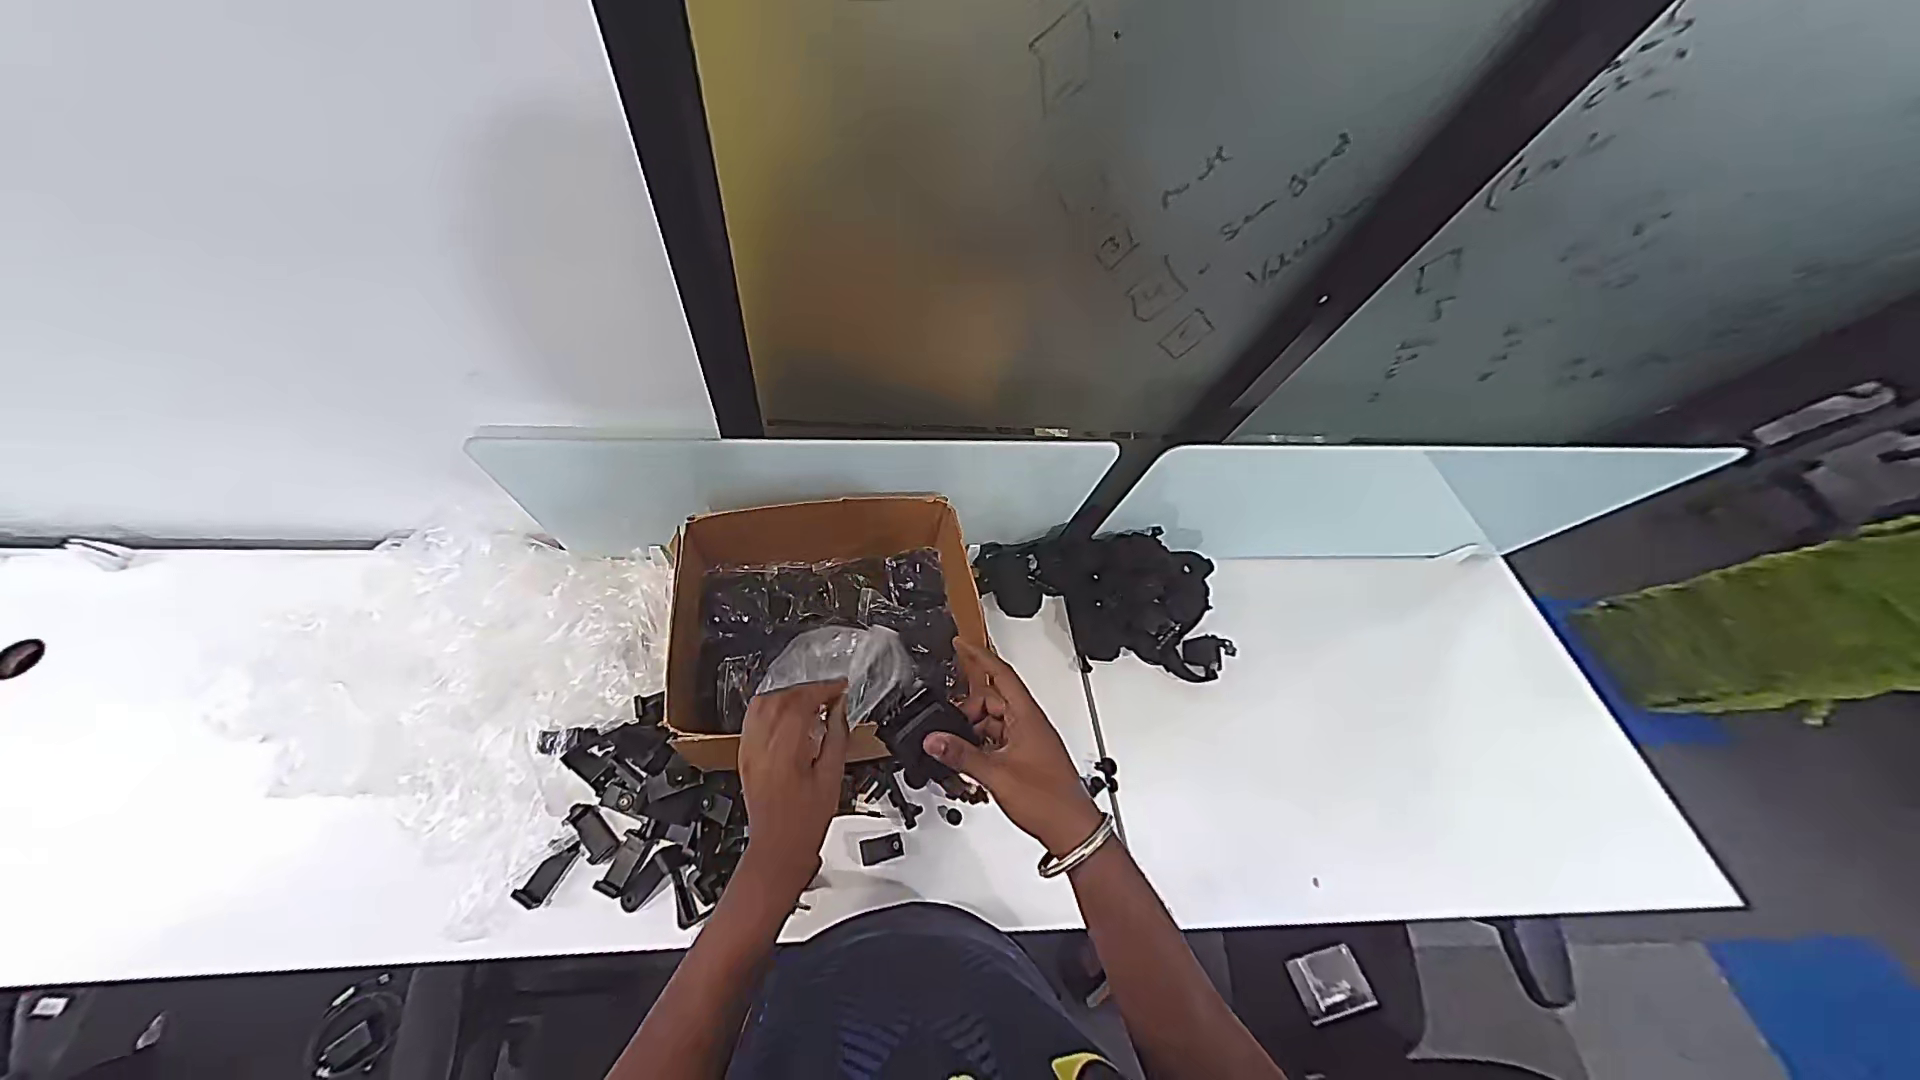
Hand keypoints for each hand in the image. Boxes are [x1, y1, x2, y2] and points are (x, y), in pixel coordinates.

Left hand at [737, 680, 848, 896]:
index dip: (824, 689)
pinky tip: (788, 714)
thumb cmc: (805, 821)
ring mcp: (749, 749)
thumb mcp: (833, 776)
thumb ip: (837, 736)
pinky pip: (753, 717)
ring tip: (811, 701)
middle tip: (830, 694)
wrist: (778, 847)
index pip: (801, 702)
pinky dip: (772, 707)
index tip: (840, 687)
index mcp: (785, 750)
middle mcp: (762, 746)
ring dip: (789, 695)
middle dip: (809, 690)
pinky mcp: (745, 754)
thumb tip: (840, 710)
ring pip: (763, 703)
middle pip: (781, 698)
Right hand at [923, 638, 1104, 857]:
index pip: (1001, 674)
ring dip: (974, 733)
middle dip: (967, 711)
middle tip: (948, 727)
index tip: (962, 644)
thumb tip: (936, 741)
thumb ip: (961, 756)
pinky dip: (983, 747)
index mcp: (1027, 716)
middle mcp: (1029, 723)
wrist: (1071, 829)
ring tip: (959, 752)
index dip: (979, 656)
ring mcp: (1029, 740)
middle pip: (992, 700)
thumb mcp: (996, 774)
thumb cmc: (1049, 800)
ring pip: (994, 722)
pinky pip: (999, 740)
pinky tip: (972, 764)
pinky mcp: (1027, 756)